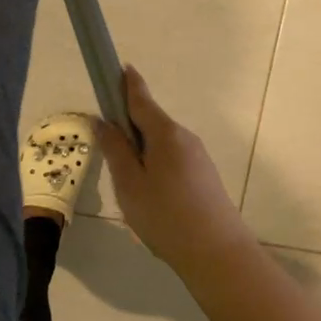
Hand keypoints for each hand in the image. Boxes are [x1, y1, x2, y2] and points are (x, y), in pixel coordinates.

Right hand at [97, 67, 256, 273]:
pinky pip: (172, 160)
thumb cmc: (166, 216)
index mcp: (165, 134)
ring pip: (161, 144)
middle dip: (129, 126)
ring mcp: (198, 157)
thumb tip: (103, 121)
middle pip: (151, 122)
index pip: (141, 99)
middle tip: (107, 147)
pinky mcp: (204, 176)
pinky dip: (155, 166)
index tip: (119, 67)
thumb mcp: (130, 184)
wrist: (217, 253)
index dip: (127, 84)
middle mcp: (185, 138)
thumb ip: (115, 150)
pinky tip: (149, 196)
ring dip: (142, 152)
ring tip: (126, 185)